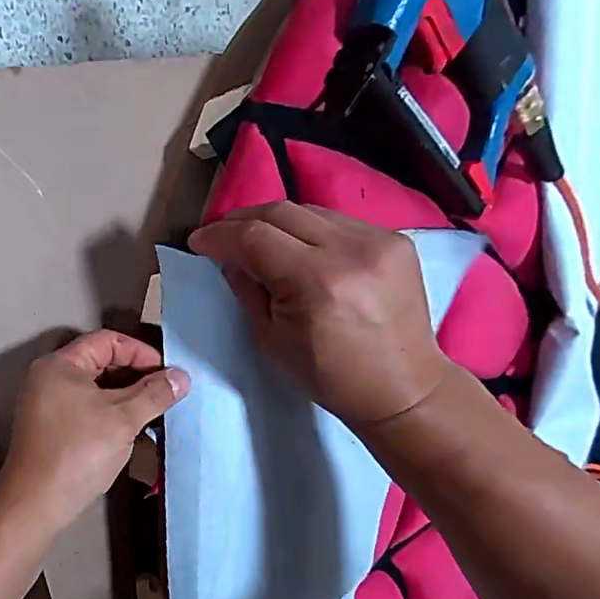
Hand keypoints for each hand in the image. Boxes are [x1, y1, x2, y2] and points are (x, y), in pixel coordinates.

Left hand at [0, 329, 189, 531]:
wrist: (36, 503)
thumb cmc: (77, 453)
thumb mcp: (123, 419)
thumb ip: (154, 394)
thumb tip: (182, 377)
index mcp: (59, 365)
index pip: (107, 341)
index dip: (141, 353)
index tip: (168, 373)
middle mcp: (49, 378)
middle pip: (101, 363)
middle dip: (136, 376)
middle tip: (165, 393)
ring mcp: (47, 404)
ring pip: (96, 389)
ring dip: (126, 397)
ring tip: (154, 412)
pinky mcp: (52, 428)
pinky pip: (87, 409)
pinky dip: (111, 414)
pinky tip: (133, 429)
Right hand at [189, 201, 450, 429]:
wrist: (401, 388)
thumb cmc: (328, 376)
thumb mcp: (271, 340)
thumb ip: (248, 291)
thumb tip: (231, 259)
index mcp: (316, 282)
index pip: (255, 237)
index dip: (220, 235)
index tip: (198, 242)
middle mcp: (350, 250)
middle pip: (281, 212)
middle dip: (241, 219)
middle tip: (220, 235)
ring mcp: (379, 240)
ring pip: (311, 210)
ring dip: (275, 221)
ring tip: (255, 238)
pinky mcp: (396, 239)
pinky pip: (339, 221)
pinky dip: (309, 229)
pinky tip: (298, 247)